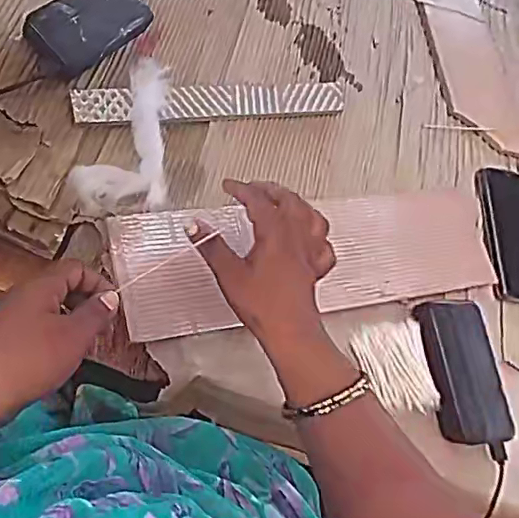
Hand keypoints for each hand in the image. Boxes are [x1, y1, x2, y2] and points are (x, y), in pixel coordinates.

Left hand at [0, 258, 114, 410]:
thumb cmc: (32, 359)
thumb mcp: (74, 335)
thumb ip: (95, 313)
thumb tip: (109, 297)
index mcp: (40, 286)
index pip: (76, 268)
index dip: (98, 283)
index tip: (113, 307)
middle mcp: (24, 294)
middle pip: (63, 286)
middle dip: (87, 303)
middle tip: (104, 328)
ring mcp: (13, 314)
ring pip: (51, 308)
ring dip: (73, 321)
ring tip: (86, 345)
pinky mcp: (7, 336)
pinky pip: (38, 325)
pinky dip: (56, 334)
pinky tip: (62, 356)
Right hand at [189, 179, 334, 343]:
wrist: (290, 332)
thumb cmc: (264, 306)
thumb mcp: (229, 273)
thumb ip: (211, 245)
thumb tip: (195, 226)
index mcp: (275, 235)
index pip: (259, 201)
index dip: (242, 189)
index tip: (230, 186)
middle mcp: (297, 239)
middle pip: (289, 201)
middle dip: (270, 190)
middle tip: (254, 187)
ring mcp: (310, 253)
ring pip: (311, 216)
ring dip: (296, 203)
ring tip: (285, 199)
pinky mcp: (315, 269)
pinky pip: (323, 242)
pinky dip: (316, 232)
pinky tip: (312, 234)